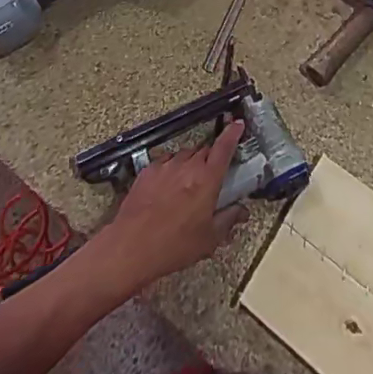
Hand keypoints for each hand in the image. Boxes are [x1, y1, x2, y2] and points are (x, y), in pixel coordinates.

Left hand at [95, 121, 248, 287]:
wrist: (131, 248)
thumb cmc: (173, 246)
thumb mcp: (209, 239)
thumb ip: (228, 219)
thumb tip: (241, 211)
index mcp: (207, 179)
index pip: (224, 147)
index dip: (233, 133)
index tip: (237, 125)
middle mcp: (187, 166)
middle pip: (204, 151)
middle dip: (210, 159)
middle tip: (210, 177)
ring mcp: (165, 167)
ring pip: (184, 155)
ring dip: (190, 164)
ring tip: (186, 186)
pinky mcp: (147, 172)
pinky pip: (164, 162)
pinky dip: (170, 170)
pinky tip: (166, 189)